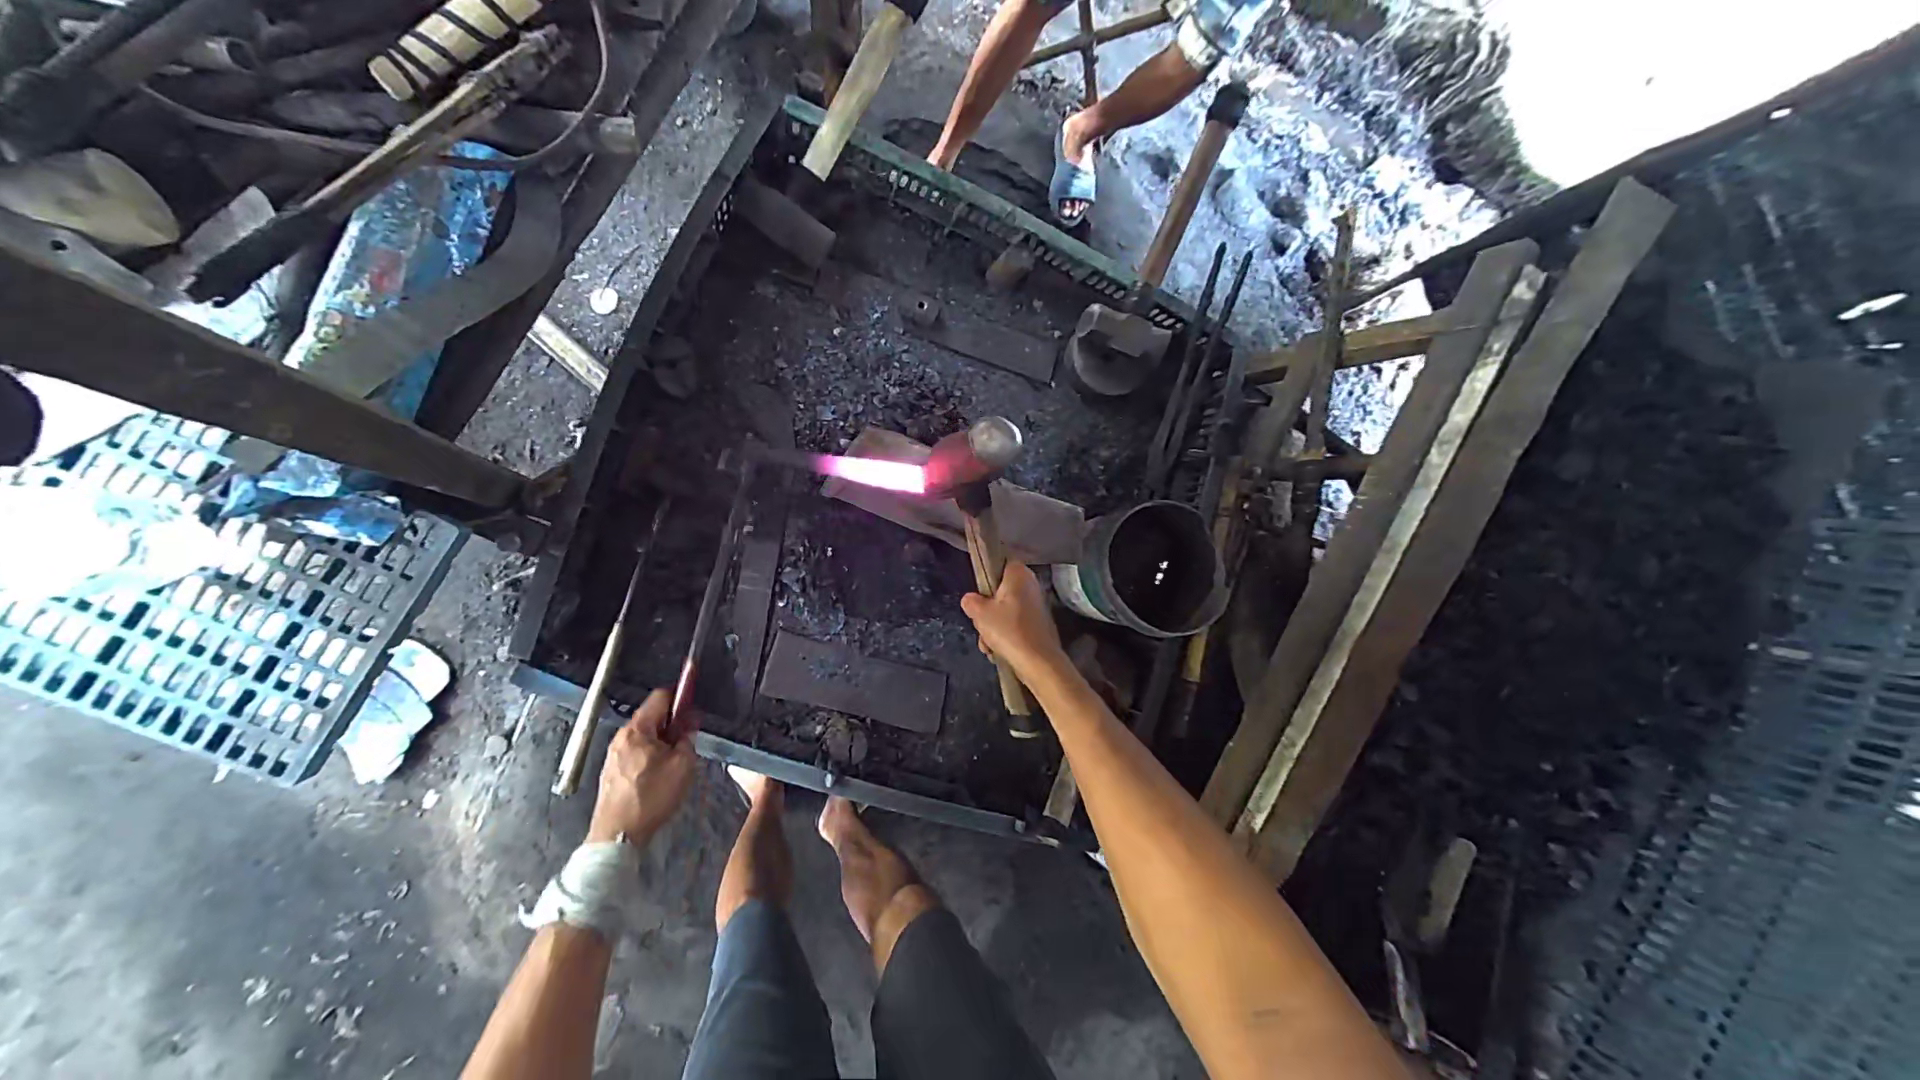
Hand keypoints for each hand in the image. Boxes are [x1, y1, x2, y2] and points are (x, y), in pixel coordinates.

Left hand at [586, 689, 696, 844]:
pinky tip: (660, 776)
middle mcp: (620, 738)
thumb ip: (688, 738)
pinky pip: (635, 753)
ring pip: (644, 737)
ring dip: (662, 742)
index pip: (660, 697)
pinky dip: (650, 756)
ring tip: (676, 762)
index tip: (694, 704)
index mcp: (637, 730)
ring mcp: (613, 756)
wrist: (619, 836)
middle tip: (688, 740)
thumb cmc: (651, 797)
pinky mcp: (611, 773)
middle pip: (651, 717)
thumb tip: (689, 723)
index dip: (680, 696)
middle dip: (672, 724)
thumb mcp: (683, 764)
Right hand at [960, 561, 1066, 675]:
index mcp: (1020, 574)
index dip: (987, 578)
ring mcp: (1037, 606)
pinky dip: (1005, 636)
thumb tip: (970, 599)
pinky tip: (998, 651)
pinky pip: (1015, 625)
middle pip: (1000, 592)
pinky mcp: (1039, 625)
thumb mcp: (980, 614)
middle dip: (987, 610)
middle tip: (981, 624)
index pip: (1000, 564)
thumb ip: (971, 602)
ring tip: (989, 644)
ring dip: (993, 628)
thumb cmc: (1009, 630)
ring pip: (1005, 611)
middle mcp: (1031, 585)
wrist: (1039, 662)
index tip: (979, 595)